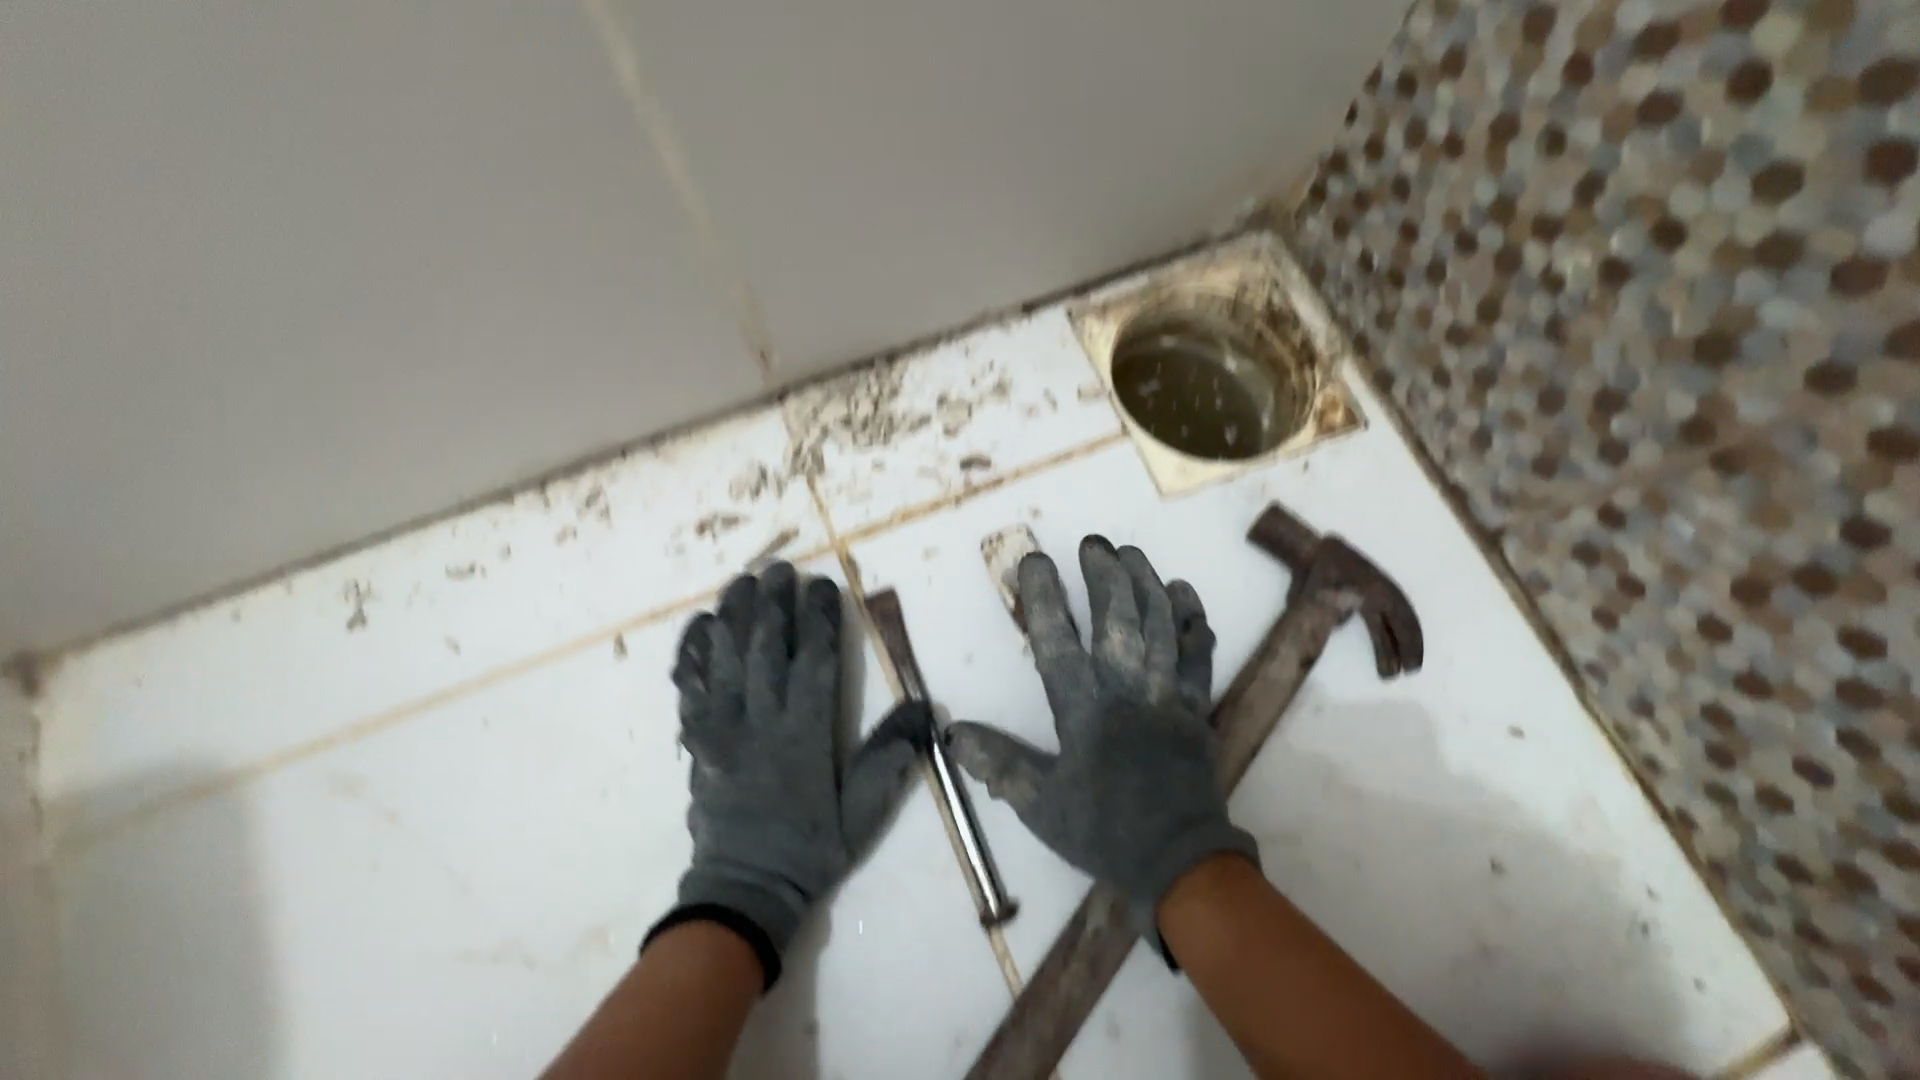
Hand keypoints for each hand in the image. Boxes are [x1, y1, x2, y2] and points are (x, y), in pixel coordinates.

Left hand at [645, 563, 926, 987]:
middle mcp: (760, 722)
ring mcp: (721, 729)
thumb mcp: (864, 813)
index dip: (820, 620)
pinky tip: (699, 625)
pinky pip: (689, 688)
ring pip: (726, 658)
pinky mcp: (696, 741)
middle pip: (766, 648)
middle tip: (780, 568)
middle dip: (773, 603)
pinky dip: (692, 653)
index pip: (815, 662)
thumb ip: (890, 759)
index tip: (824, 587)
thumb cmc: (812, 849)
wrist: (743, 889)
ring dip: (733, 614)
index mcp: (805, 735)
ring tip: (742, 580)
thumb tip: (924, 709)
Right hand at [946, 536, 1256, 938]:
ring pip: (1160, 626)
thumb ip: (998, 763)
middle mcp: (1126, 691)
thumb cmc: (1103, 830)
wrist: (1180, 861)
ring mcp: (1167, 695)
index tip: (1033, 561)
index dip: (1042, 599)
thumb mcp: (1041, 805)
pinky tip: (1183, 592)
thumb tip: (951, 732)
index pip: (1057, 642)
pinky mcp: (1196, 706)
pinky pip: (1199, 653)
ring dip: (1146, 584)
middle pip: (1118, 619)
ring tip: (1131, 553)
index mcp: (1084, 712)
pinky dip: (1192, 619)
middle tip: (1092, 544)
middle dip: (1104, 575)